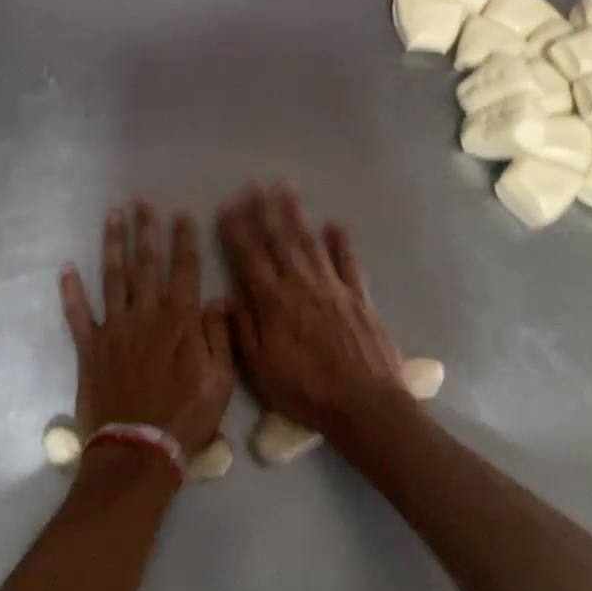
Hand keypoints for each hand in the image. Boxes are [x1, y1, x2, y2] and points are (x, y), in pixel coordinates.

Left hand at [60, 203, 236, 457]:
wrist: (139, 452)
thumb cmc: (186, 418)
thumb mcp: (221, 382)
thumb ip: (221, 337)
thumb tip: (219, 299)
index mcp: (179, 321)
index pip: (184, 269)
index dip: (183, 239)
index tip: (180, 213)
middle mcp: (146, 315)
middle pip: (147, 264)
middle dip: (146, 230)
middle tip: (142, 202)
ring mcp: (115, 329)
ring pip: (113, 277)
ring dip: (113, 244)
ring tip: (113, 216)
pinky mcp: (90, 347)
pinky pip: (77, 313)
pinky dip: (71, 289)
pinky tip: (67, 266)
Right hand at [218, 182, 409, 435]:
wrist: (366, 406)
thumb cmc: (306, 393)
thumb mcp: (261, 369)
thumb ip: (242, 329)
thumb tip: (225, 294)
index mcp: (273, 303)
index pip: (249, 258)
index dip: (236, 230)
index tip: (227, 205)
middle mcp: (301, 286)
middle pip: (279, 240)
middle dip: (264, 210)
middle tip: (255, 184)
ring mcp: (333, 288)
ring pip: (310, 242)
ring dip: (296, 214)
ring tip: (286, 188)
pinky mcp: (360, 297)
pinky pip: (349, 262)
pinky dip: (342, 242)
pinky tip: (335, 223)